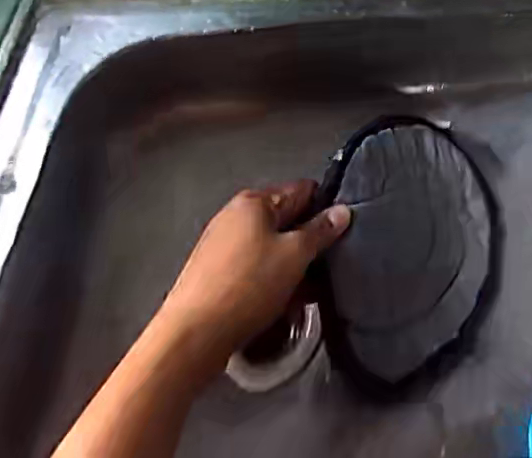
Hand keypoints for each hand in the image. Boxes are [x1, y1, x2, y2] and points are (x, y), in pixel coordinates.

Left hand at [156, 180, 350, 357]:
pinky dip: (269, 282)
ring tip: (304, 296)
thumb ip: (321, 231)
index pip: (303, 190)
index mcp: (254, 201)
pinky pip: (252, 268)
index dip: (325, 210)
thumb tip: (342, 211)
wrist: (189, 340)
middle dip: (307, 246)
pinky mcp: (211, 274)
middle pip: (286, 221)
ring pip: (270, 248)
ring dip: (291, 269)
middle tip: (324, 271)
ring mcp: (220, 245)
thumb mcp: (295, 256)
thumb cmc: (247, 286)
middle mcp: (235, 215)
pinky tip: (278, 306)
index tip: (338, 235)